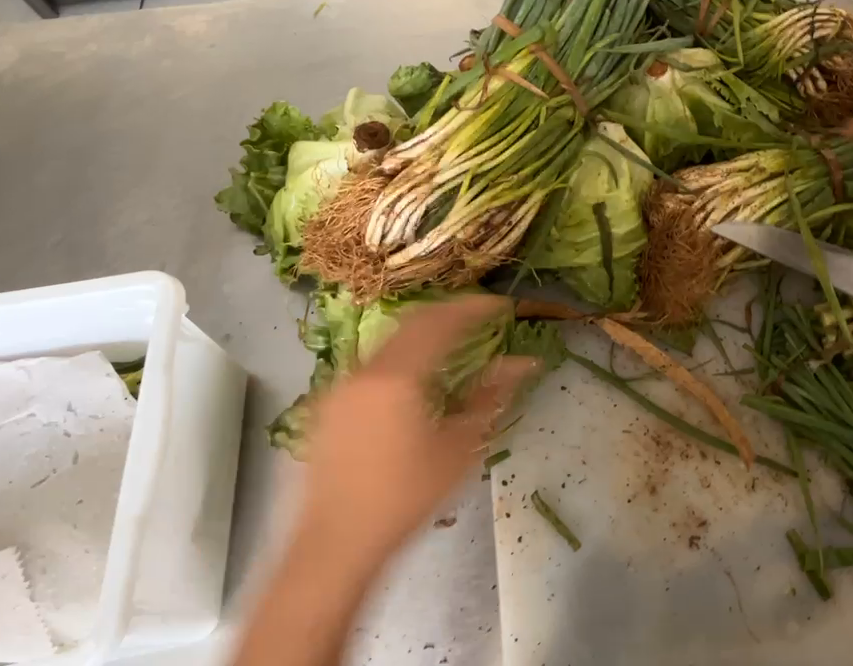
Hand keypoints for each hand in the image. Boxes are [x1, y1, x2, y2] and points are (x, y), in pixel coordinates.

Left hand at [295, 294, 535, 569]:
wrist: (335, 545)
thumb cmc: (405, 499)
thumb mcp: (458, 448)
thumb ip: (491, 396)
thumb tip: (523, 362)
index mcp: (397, 376)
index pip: (440, 321)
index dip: (473, 308)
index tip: (501, 306)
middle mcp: (364, 370)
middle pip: (411, 323)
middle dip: (448, 315)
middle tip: (479, 317)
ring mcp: (340, 386)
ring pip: (388, 342)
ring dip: (422, 335)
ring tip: (452, 343)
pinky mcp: (328, 406)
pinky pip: (371, 364)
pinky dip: (400, 357)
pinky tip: (415, 379)